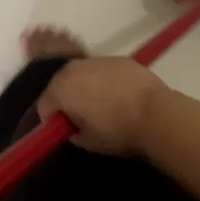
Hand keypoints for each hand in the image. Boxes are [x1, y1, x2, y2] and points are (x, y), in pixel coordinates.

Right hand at [35, 57, 169, 156]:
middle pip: (60, 84)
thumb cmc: (117, 130)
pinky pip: (103, 70)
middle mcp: (73, 69)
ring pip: (82, 74)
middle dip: (67, 99)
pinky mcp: (117, 58)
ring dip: (86, 87)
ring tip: (104, 105)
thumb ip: (74, 134)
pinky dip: (106, 81)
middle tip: (83, 117)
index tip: (66, 130)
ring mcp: (96, 60)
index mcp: (61, 90)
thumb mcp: (90, 142)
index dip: (53, 120)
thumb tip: (73, 129)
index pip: (44, 105)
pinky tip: (120, 94)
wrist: (155, 112)